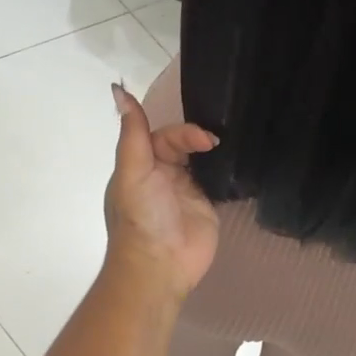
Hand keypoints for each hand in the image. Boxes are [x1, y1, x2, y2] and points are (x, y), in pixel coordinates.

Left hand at [103, 84, 219, 295]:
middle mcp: (162, 176)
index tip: (203, 138)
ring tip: (229, 148)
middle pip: (182, 144)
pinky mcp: (207, 207)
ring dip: (212, 151)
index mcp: (140, 166)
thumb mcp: (132, 172)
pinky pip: (216, 181)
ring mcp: (187, 191)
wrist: (161, 266)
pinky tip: (237, 162)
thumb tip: (119, 89)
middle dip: (198, 138)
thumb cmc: (141, 218)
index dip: (182, 132)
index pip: (162, 135)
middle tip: (215, 143)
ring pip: (200, 160)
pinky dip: (225, 170)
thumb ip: (132, 133)